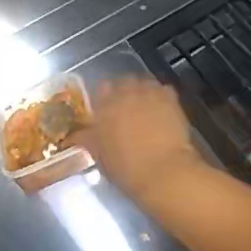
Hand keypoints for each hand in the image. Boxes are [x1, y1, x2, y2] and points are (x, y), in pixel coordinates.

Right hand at [74, 78, 204, 197]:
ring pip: (144, 83)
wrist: (163, 169)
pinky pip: (164, 89)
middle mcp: (126, 93)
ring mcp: (149, 93)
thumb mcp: (100, 156)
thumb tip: (79, 134)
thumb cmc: (127, 168)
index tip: (107, 107)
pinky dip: (162, 96)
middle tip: (128, 108)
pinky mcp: (171, 98)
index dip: (105, 97)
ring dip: (143, 92)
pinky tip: (163, 110)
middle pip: (124, 81)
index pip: (102, 88)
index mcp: (104, 106)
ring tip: (146, 108)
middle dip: (125, 91)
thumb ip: (89, 140)